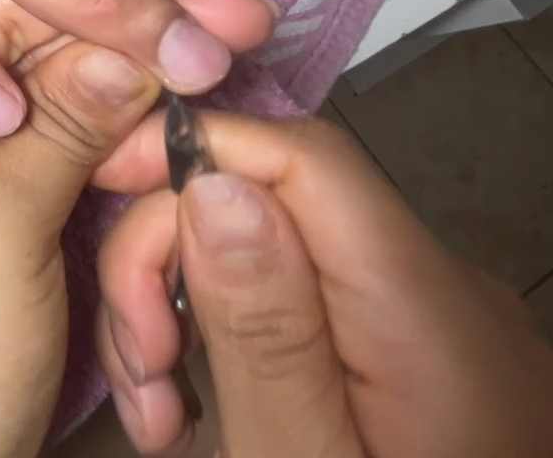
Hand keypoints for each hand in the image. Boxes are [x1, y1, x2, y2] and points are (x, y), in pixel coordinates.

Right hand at [92, 113, 552, 456]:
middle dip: (165, 259)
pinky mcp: (392, 353)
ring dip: (175, 305)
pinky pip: (277, 294)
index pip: (310, 164)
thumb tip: (215, 182)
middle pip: (267, 207)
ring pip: (254, 249)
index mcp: (445, 332)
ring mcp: (426, 332)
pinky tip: (187, 400)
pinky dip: (212, 329)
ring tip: (153, 406)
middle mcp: (454, 309)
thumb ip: (264, 329)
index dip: (193, 145)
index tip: (98, 177)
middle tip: (136, 363)